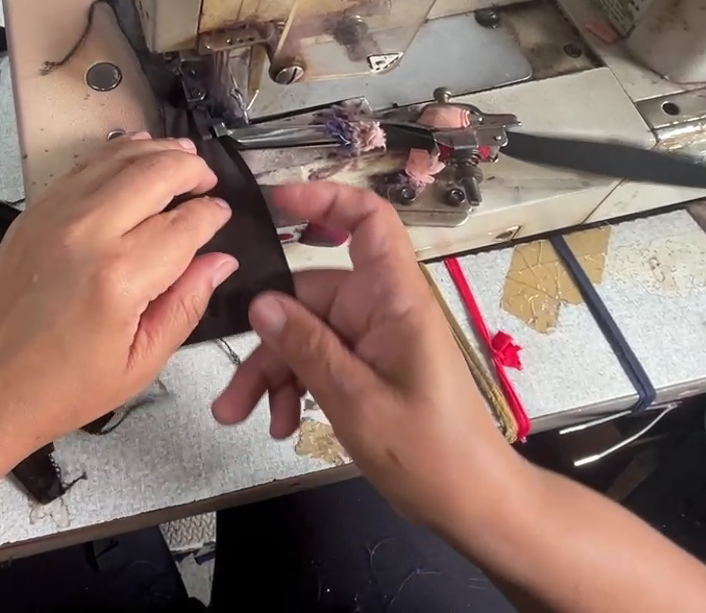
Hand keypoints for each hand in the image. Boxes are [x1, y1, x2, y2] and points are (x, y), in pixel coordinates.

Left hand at [0, 133, 239, 470]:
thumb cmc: (59, 389)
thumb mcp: (139, 363)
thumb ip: (186, 304)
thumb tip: (221, 262)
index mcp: (120, 276)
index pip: (185, 224)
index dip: (212, 214)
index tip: (223, 214)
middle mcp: (88, 231)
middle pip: (157, 172)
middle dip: (192, 169)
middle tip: (208, 180)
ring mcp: (56, 213)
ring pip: (121, 157)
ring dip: (158, 151)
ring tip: (183, 157)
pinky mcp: (34, 210)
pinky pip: (85, 165)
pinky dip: (117, 153)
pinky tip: (136, 153)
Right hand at [211, 182, 523, 532]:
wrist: (473, 506)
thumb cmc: (432, 452)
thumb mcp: (358, 401)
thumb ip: (306, 348)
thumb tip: (260, 305)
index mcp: (393, 297)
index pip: (368, 221)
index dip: (325, 198)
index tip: (278, 201)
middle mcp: (378, 307)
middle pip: (308, 295)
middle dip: (267, 339)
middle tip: (232, 390)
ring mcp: (369, 336)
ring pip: (303, 332)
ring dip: (271, 372)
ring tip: (241, 414)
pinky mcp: (363, 363)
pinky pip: (315, 358)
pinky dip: (293, 386)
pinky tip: (281, 422)